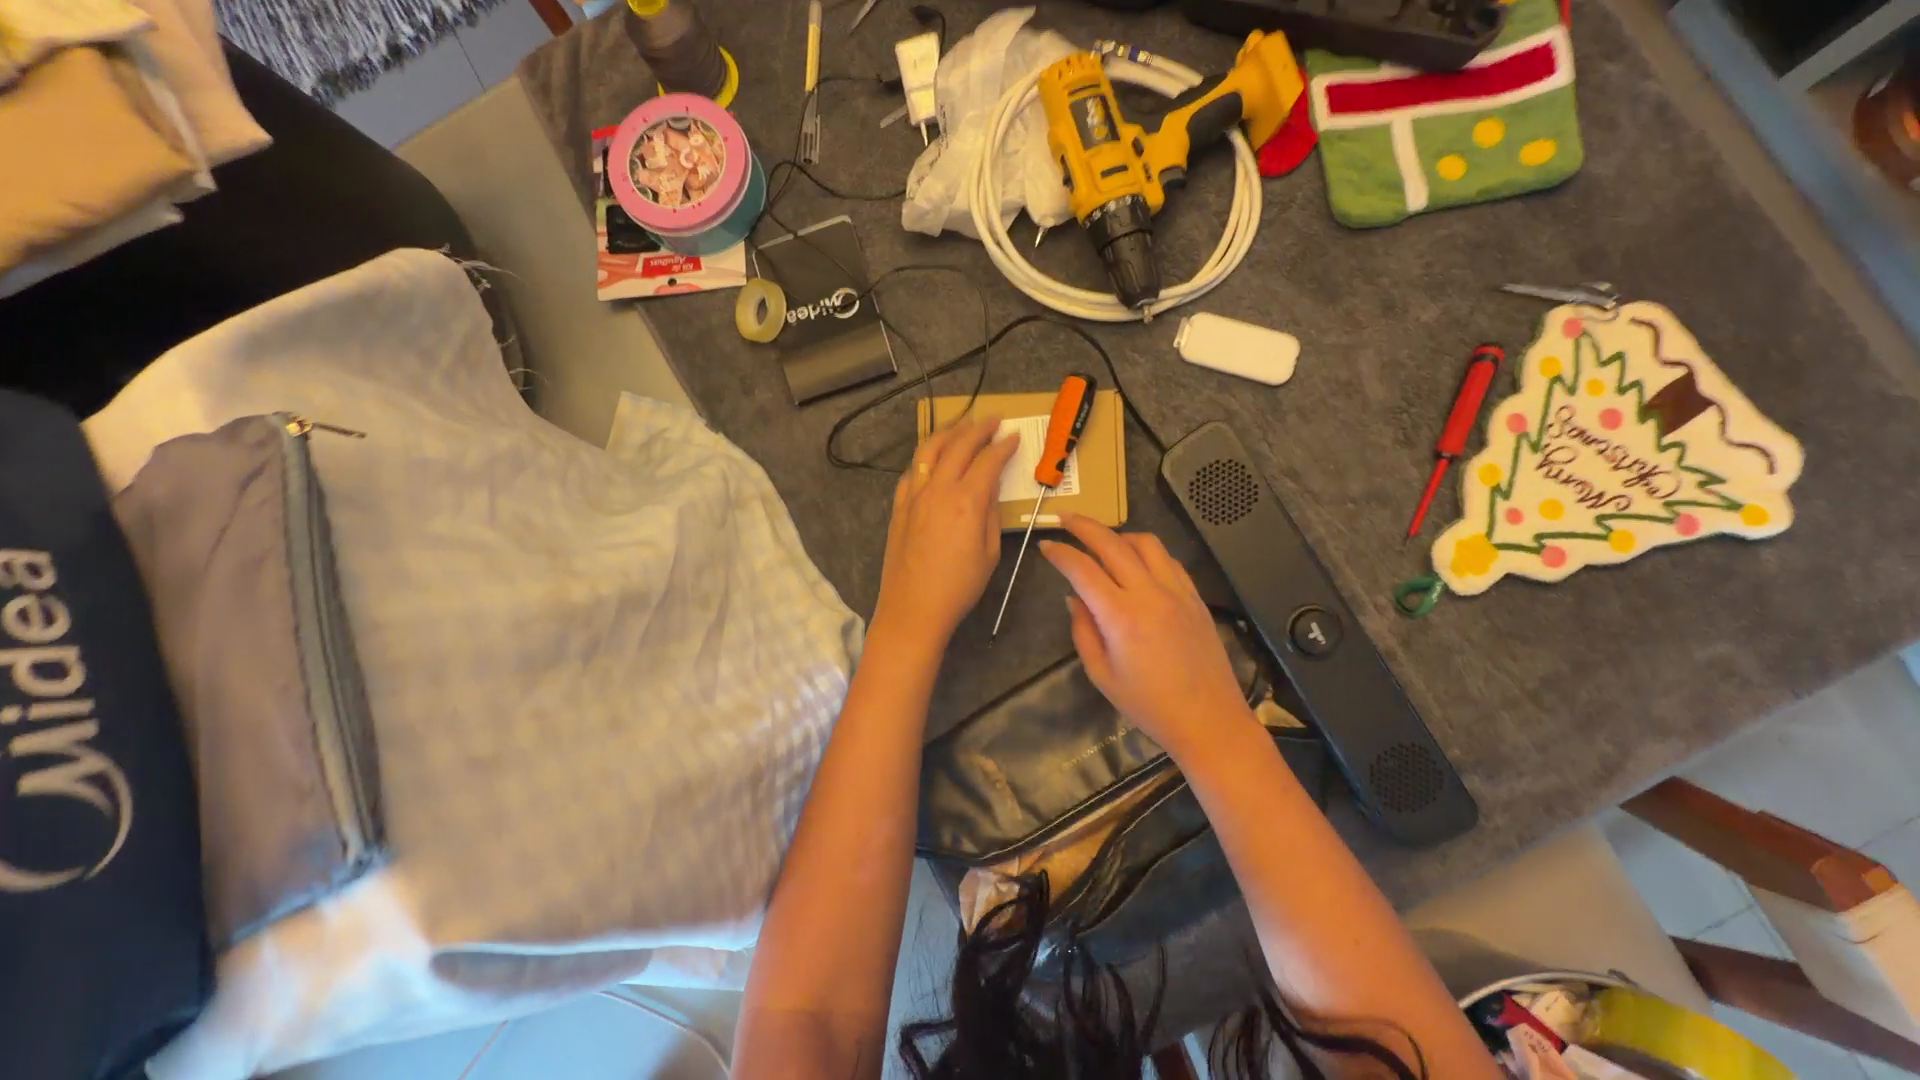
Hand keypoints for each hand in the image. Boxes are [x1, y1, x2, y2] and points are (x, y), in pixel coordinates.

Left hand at [871, 414, 1020, 650]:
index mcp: (966, 501)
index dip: (1004, 446)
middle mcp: (938, 490)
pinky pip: (912, 472)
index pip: (988, 461)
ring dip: (948, 433)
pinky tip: (932, 460)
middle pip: (958, 446)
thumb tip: (990, 489)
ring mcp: (914, 496)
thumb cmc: (959, 587)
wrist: (913, 609)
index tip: (1015, 436)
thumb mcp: (989, 553)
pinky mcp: (899, 507)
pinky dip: (926, 458)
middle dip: (978, 429)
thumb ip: (990, 514)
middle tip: (993, 420)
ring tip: (962, 425)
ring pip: (929, 451)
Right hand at [1039, 513, 1257, 758]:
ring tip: (1102, 541)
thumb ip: (1083, 631)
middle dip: (1084, 526)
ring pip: (1146, 543)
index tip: (1045, 545)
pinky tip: (1137, 562)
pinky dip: (1147, 551)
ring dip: (1119, 535)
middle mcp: (1149, 593)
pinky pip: (1169, 560)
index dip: (1060, 553)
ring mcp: (1177, 591)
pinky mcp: (1195, 597)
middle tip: (1064, 519)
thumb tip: (1074, 598)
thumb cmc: (1149, 705)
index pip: (1082, 569)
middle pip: (1112, 544)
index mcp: (1121, 616)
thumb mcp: (1102, 675)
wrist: (1208, 719)